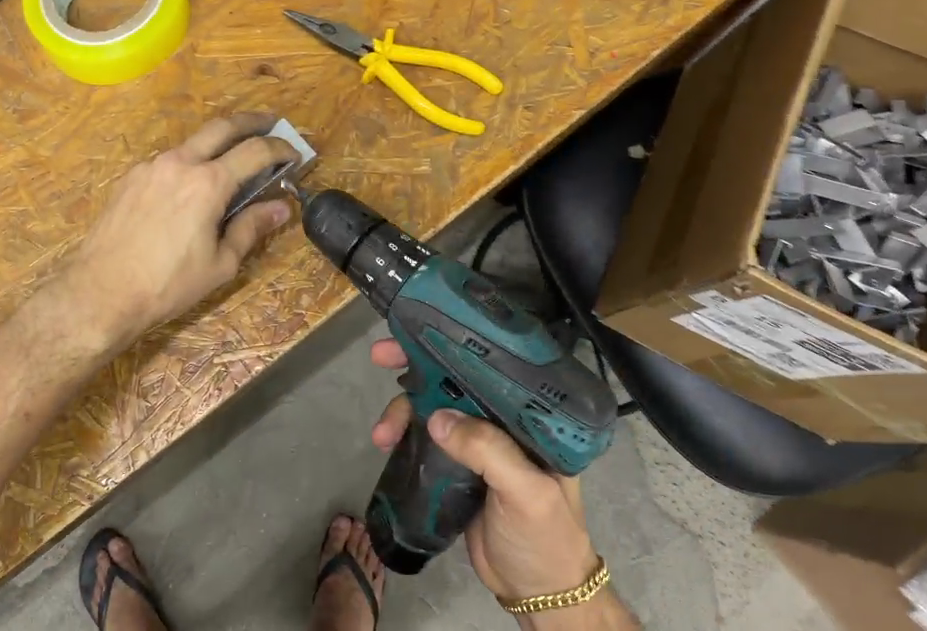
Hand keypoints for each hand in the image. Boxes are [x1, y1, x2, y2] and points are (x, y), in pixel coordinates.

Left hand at [62, 114, 297, 345]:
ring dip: (215, 145)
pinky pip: (166, 163)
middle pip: (222, 127)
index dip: (280, 148)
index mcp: (207, 184)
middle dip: (251, 122)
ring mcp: (150, 167)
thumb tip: (281, 207)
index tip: (295, 152)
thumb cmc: (167, 285)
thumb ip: (251, 229)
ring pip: (191, 144)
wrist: (101, 291)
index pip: (254, 151)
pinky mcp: (129, 178)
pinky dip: (187, 165)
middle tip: (270, 123)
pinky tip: (189, 188)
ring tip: (231, 160)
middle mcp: (179, 164)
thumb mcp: (220, 264)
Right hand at [369, 339, 599, 602]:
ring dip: (403, 410)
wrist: (538, 594)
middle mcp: (504, 420)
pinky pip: (424, 437)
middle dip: (416, 365)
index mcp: (530, 417)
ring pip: (433, 407)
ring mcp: (479, 442)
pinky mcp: (457, 465)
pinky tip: (385, 441)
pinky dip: (402, 433)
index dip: (454, 346)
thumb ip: (488, 451)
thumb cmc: (547, 539)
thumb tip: (437, 419)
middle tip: (380, 355)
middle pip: (455, 380)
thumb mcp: (527, 493)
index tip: (418, 332)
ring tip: (382, 433)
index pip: (491, 369)